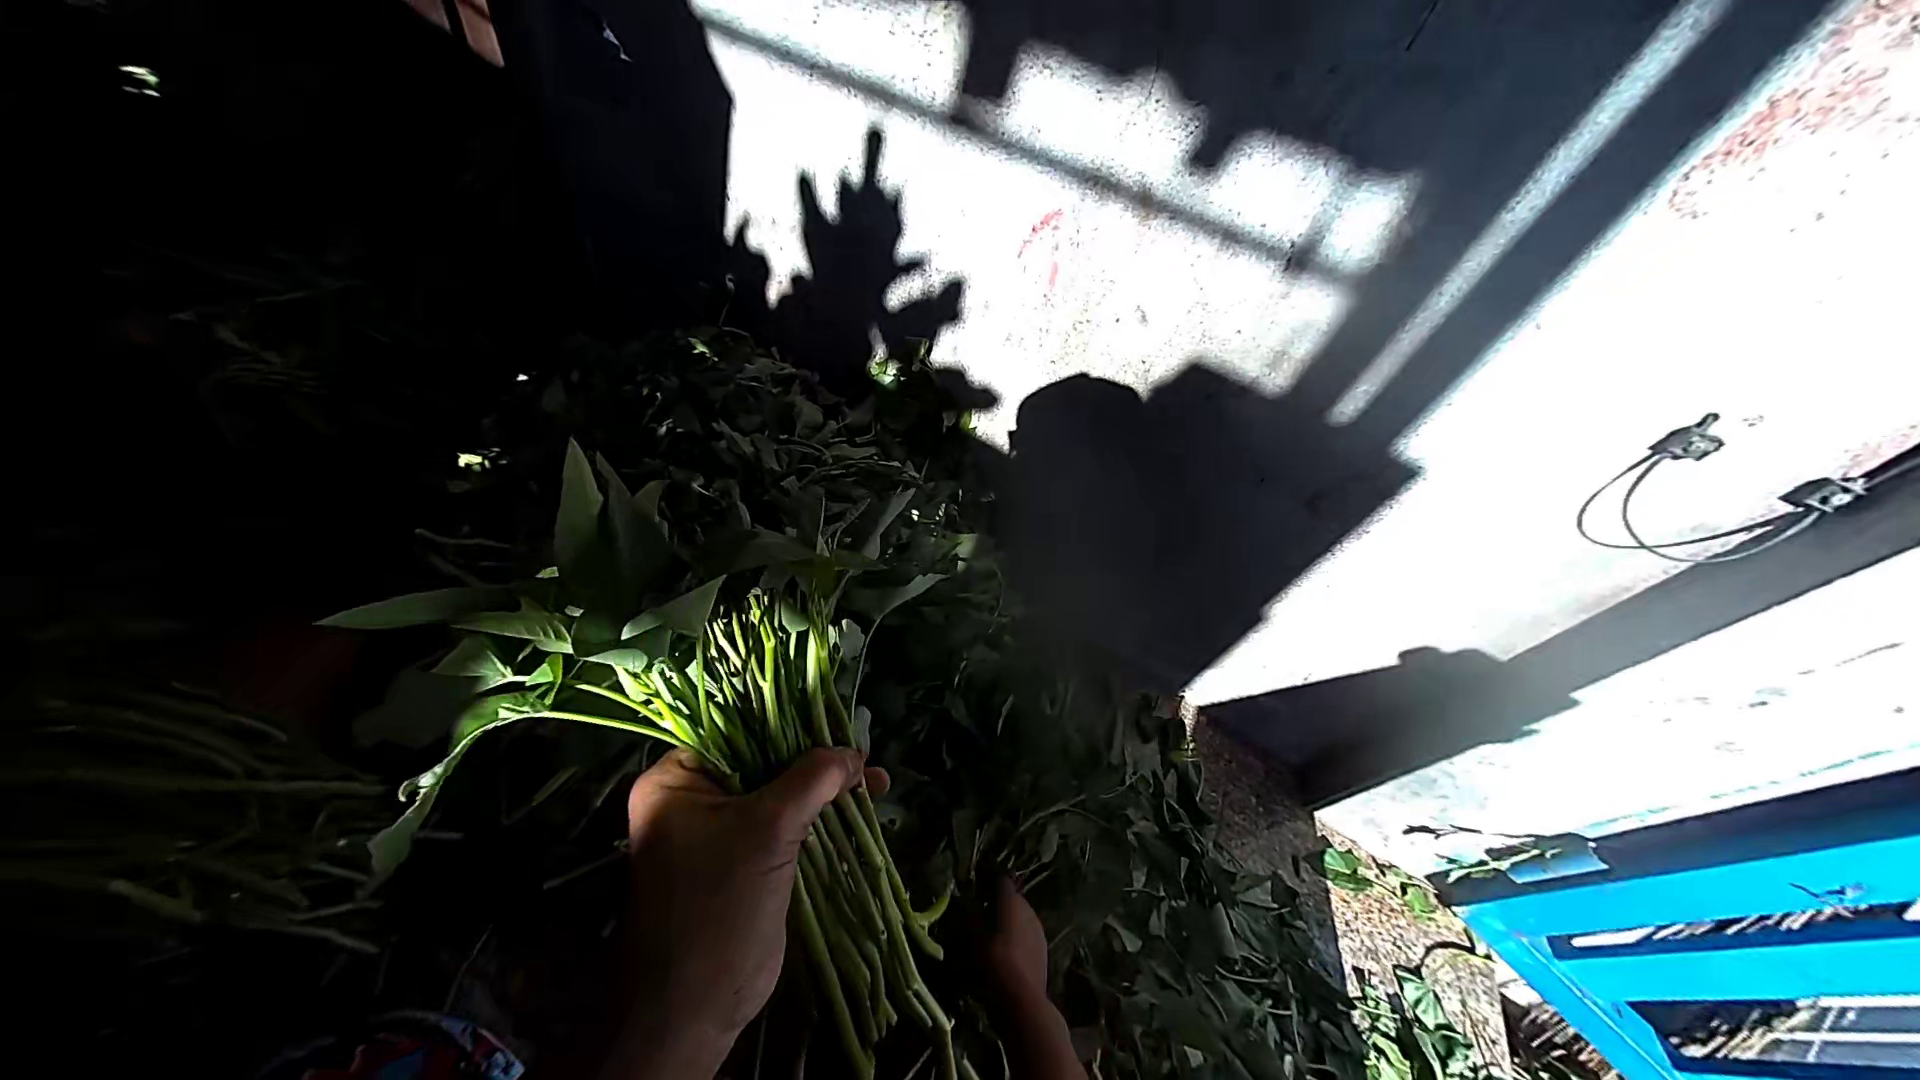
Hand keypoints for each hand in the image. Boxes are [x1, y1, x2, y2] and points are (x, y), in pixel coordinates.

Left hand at [601, 747, 885, 1079]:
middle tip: (863, 756)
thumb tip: (853, 753)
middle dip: (818, 758)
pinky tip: (861, 809)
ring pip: (783, 792)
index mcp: (679, 779)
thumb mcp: (767, 828)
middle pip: (766, 759)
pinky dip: (823, 816)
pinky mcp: (748, 858)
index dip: (789, 721)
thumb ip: (811, 779)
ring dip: (828, 788)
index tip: (836, 720)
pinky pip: (789, 823)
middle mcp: (697, 797)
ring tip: (876, 781)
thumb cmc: (719, 905)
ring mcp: (723, 830)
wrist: (696, 1008)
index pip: (738, 729)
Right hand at [983, 874, 1051, 1009]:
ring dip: (1010, 918)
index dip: (990, 883)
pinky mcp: (1043, 944)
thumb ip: (972, 915)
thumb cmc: (996, 963)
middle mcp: (1028, 908)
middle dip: (999, 902)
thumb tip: (967, 899)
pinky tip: (1010, 948)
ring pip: (1022, 914)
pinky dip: (1019, 932)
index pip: (1001, 880)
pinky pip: (1028, 929)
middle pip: (1012, 897)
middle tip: (983, 914)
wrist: (1024, 997)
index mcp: (1011, 901)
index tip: (978, 891)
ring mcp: (1038, 926)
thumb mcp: (976, 939)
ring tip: (995, 933)